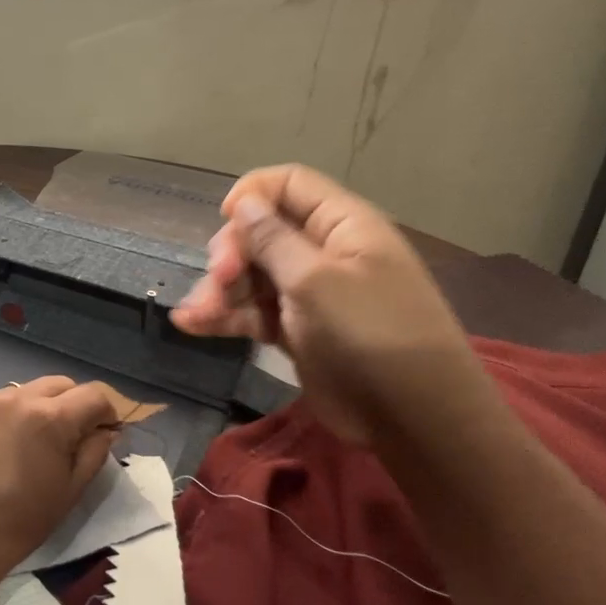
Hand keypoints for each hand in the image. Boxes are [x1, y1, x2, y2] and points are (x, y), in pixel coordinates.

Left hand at [0, 377, 117, 576]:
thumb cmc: (21, 521)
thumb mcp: (71, 491)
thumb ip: (94, 452)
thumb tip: (106, 430)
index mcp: (51, 418)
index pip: (94, 394)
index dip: (107, 413)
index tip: (104, 433)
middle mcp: (19, 397)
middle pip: (61, 385)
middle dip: (75, 405)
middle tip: (71, 438)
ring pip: (28, 389)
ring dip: (41, 407)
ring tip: (34, 442)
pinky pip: (0, 400)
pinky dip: (11, 413)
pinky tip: (3, 443)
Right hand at [171, 164, 484, 444]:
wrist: (415, 421)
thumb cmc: (371, 336)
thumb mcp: (316, 281)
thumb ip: (273, 239)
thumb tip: (242, 201)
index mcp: (342, 226)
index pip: (289, 184)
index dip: (252, 194)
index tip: (225, 219)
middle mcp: (325, 252)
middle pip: (260, 231)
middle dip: (231, 252)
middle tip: (219, 280)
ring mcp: (310, 293)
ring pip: (251, 275)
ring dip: (219, 290)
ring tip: (196, 314)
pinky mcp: (298, 330)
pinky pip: (253, 312)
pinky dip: (224, 316)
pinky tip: (190, 324)